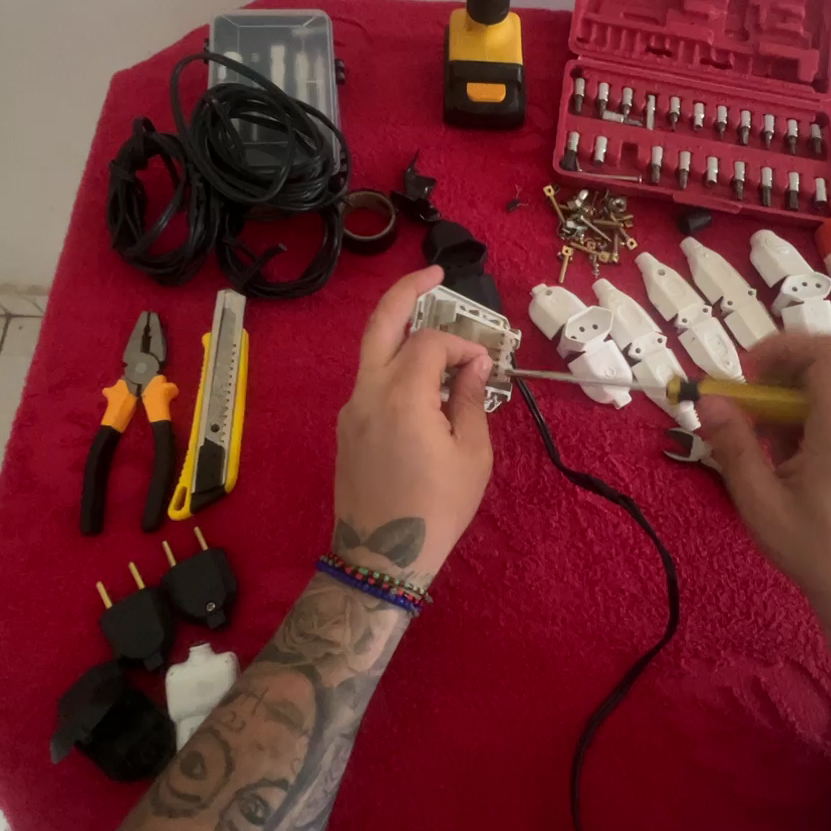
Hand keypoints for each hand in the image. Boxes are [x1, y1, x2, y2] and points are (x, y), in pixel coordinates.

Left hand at [332, 266, 494, 587]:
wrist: (381, 557)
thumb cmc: (436, 508)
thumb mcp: (471, 455)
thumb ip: (470, 399)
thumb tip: (474, 364)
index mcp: (402, 396)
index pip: (432, 343)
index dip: (463, 345)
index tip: (484, 366)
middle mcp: (367, 392)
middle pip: (380, 323)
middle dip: (406, 290)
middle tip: (433, 273)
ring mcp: (350, 408)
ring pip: (372, 351)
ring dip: (401, 331)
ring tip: (435, 328)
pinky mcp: (346, 426)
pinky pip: (371, 380)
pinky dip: (396, 366)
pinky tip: (422, 383)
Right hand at [697, 334, 830, 634]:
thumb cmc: (814, 548)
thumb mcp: (760, 501)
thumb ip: (733, 445)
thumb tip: (708, 401)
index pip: (827, 352)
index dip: (784, 346)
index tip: (747, 370)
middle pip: (824, 367)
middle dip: (775, 376)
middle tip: (742, 407)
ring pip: (827, 389)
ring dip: (785, 400)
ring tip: (759, 440)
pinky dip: (802, 418)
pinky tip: (783, 456)